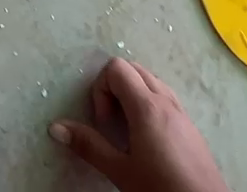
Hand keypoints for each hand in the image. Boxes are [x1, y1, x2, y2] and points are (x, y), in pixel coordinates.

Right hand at [50, 58, 230, 191]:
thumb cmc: (161, 190)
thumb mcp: (120, 172)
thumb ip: (89, 146)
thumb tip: (55, 127)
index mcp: (147, 106)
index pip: (117, 68)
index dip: (102, 89)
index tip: (104, 122)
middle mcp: (166, 100)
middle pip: (134, 68)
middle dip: (116, 88)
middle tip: (112, 123)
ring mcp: (182, 111)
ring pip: (151, 81)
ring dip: (134, 95)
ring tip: (128, 130)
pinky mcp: (191, 126)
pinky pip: (166, 97)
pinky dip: (150, 105)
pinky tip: (148, 140)